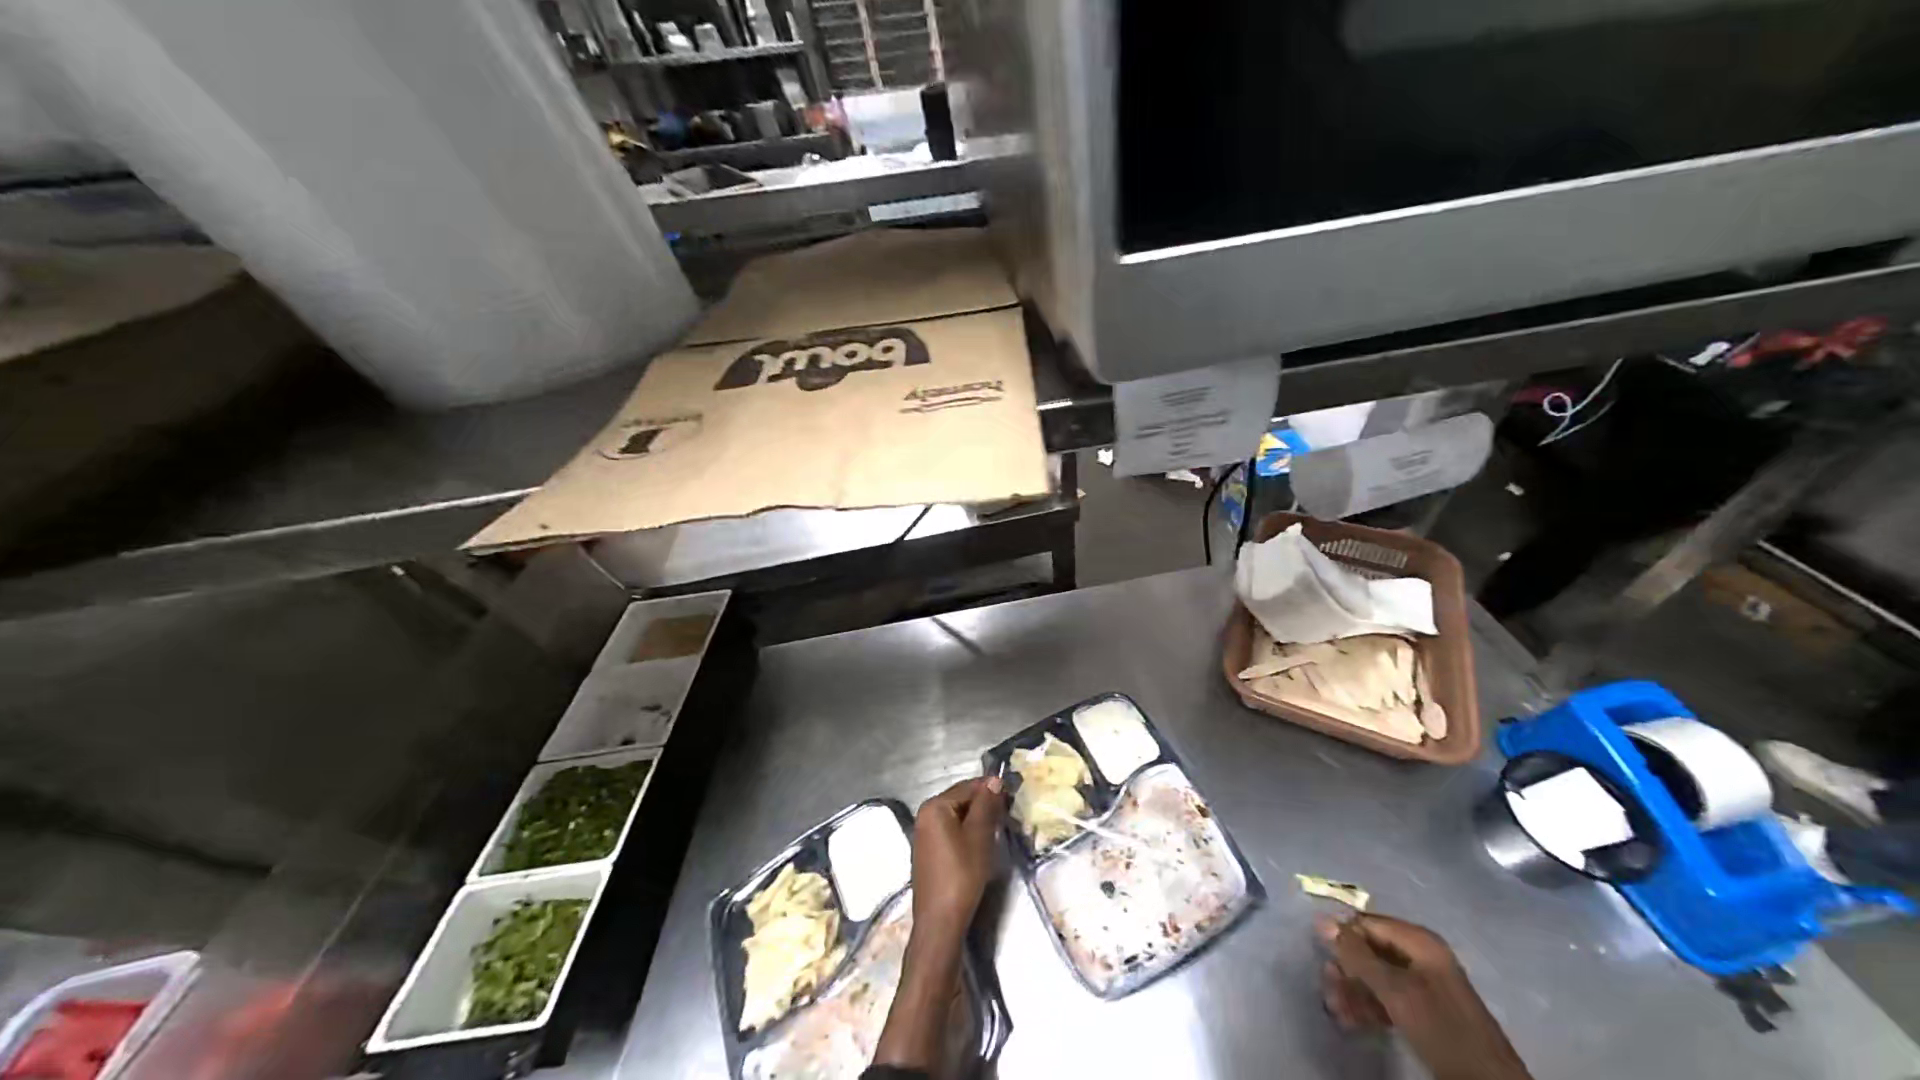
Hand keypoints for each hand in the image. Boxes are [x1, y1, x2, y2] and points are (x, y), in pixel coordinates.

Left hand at [873, 777, 1003, 1071]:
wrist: (940, 922)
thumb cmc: (961, 875)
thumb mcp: (979, 837)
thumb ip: (986, 806)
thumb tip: (995, 780)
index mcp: (934, 807)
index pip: (967, 786)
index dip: (991, 788)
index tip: (1014, 793)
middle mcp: (925, 816)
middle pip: (960, 800)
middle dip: (985, 803)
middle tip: (1010, 812)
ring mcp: (925, 835)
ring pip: (957, 817)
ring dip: (978, 819)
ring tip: (1000, 827)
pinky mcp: (929, 852)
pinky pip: (951, 831)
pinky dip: (968, 832)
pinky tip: (983, 843)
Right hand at [1317, 914, 1531, 1079]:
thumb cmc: (1441, 1029)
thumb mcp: (1396, 991)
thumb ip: (1357, 955)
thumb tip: (1321, 920)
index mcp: (1420, 942)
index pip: (1368, 923)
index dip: (1343, 937)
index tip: (1322, 957)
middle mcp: (1420, 955)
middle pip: (1370, 949)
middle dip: (1346, 970)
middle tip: (1330, 990)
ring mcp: (1423, 983)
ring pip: (1375, 975)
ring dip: (1353, 991)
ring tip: (1339, 1011)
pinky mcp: (1422, 1009)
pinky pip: (1387, 996)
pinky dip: (1369, 1006)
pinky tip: (1352, 1020)